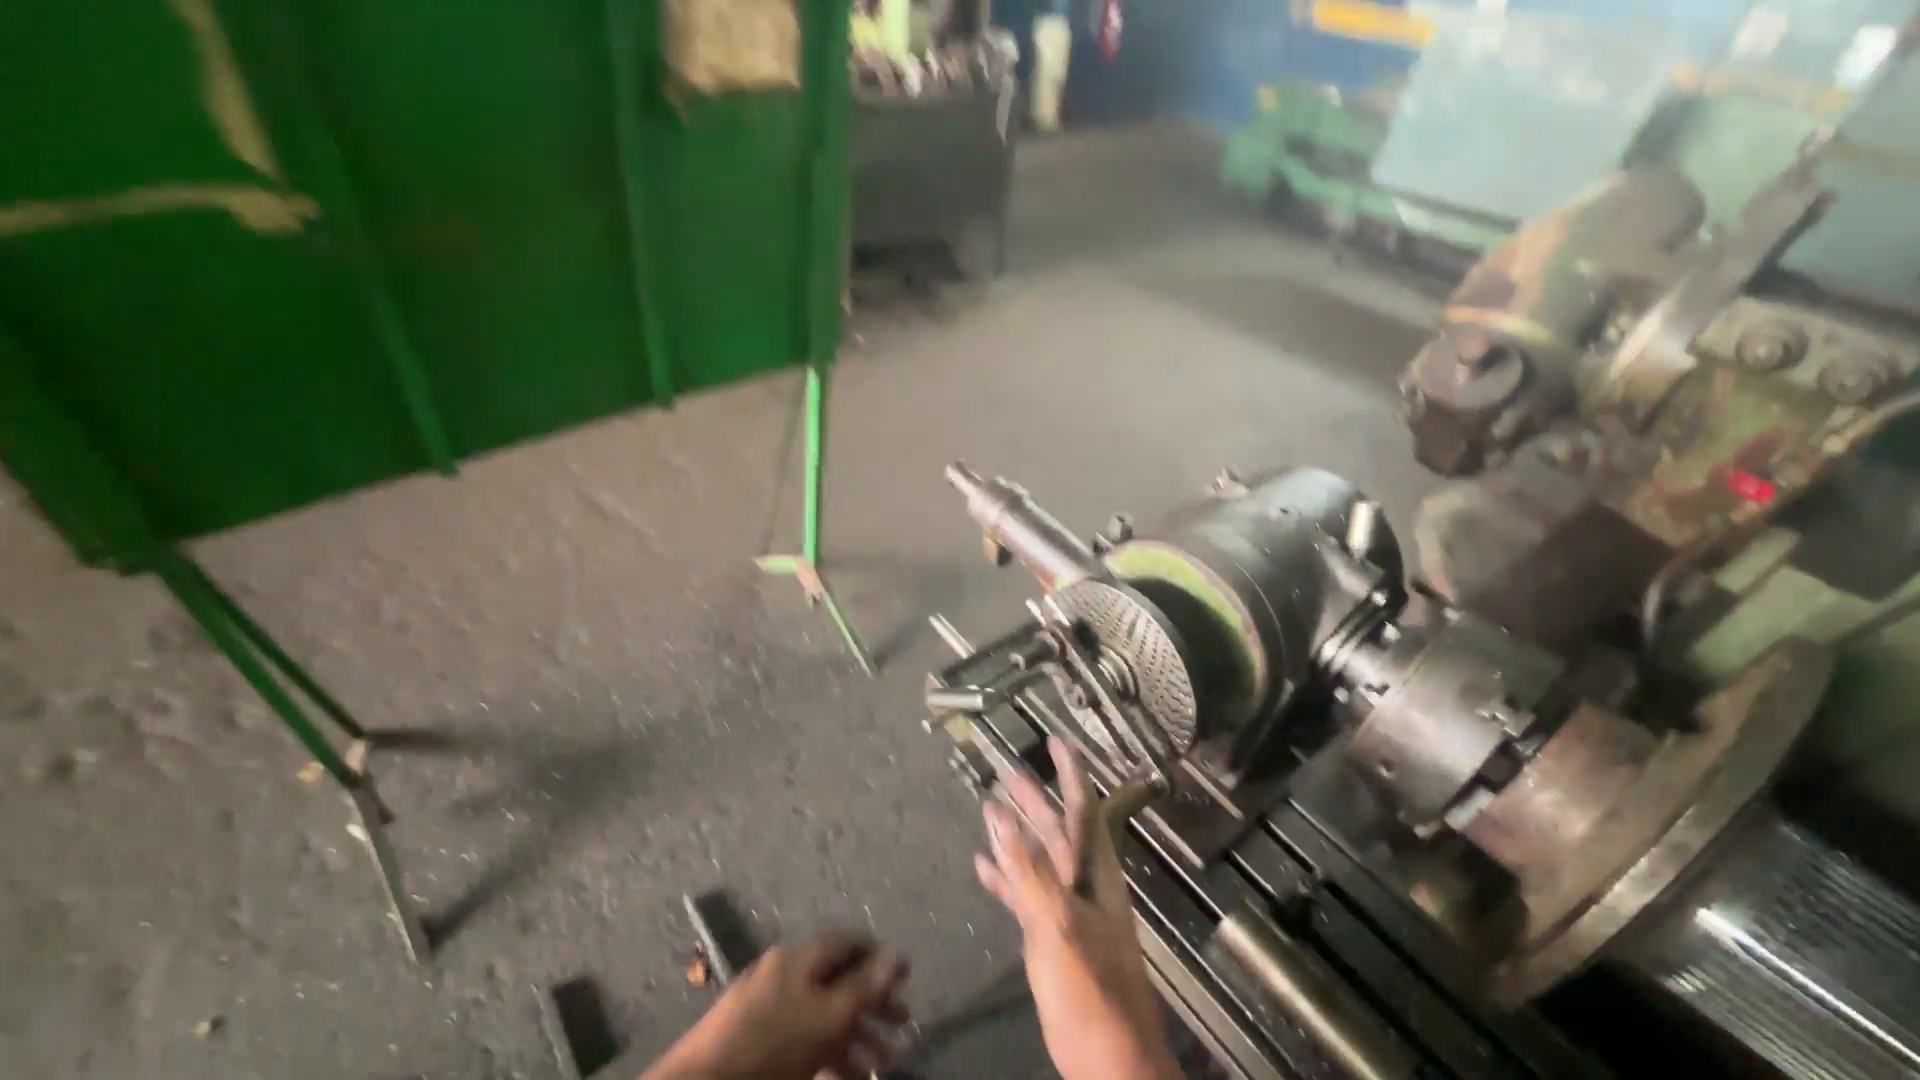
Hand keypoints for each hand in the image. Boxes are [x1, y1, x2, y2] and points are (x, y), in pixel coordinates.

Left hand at [643, 932, 909, 1079]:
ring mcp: (768, 1005)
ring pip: (822, 1013)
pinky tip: (847, 1077)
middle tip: (902, 1025)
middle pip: (839, 980)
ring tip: (883, 1066)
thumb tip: (897, 953)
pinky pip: (802, 1036)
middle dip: (873, 1004)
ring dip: (856, 1037)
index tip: (907, 979)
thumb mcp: (830, 1015)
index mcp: (800, 957)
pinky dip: (828, 1052)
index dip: (880, 957)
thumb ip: (866, 986)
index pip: (849, 942)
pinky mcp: (756, 1038)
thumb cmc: (775, 1043)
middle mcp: (784, 973)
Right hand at [976, 737, 1180, 1079]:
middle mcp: (1086, 888)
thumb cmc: (1091, 991)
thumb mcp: (1058, 924)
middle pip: (1059, 831)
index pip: (1083, 810)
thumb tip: (1000, 812)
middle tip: (1006, 772)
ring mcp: (1071, 915)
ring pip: (1042, 861)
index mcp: (1096, 877)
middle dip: (1035, 800)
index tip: (1055, 741)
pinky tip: (983, 869)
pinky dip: (1006, 879)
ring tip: (988, 809)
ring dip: (1018, 835)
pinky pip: (1027, 898)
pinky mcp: (1055, 942)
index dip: (1070, 774)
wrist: (1110, 1064)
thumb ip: (1029, 869)